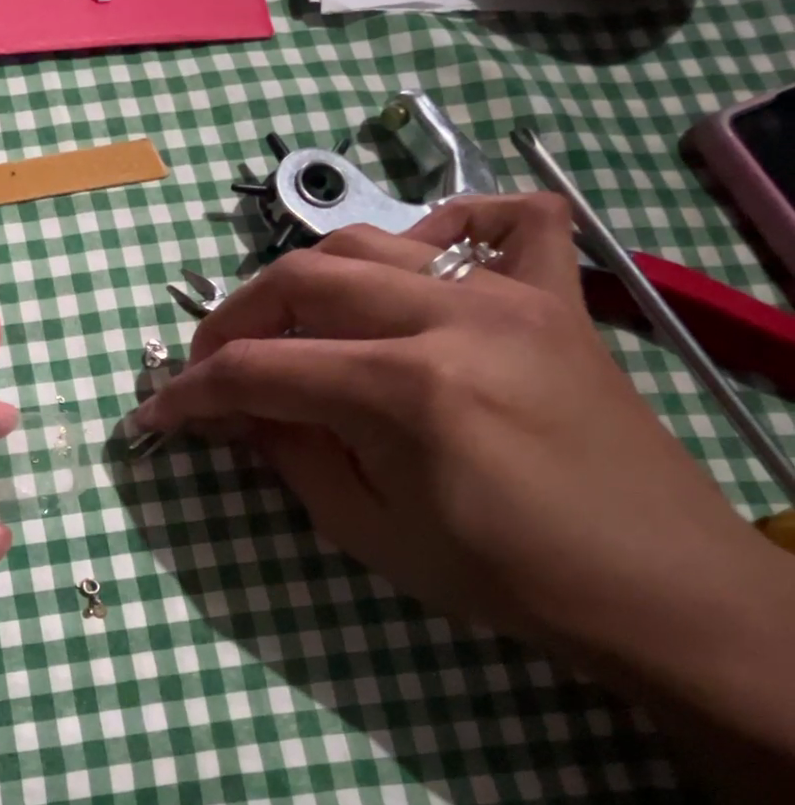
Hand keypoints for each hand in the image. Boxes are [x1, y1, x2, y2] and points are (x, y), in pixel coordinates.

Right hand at [128, 195, 794, 710]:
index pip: (255, 370)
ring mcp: (513, 296)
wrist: (651, 583)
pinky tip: (414, 266)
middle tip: (210, 372)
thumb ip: (287, 451)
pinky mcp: (557, 298)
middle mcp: (452, 319)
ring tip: (286, 329)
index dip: (188, 393)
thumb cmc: (496, 573)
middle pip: (298, 283)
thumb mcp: (361, 527)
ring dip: (301, 281)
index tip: (154, 414)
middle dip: (229, 325)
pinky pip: (506, 221)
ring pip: (369, 243)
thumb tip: (235, 410)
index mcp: (402, 391)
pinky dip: (446, 226)